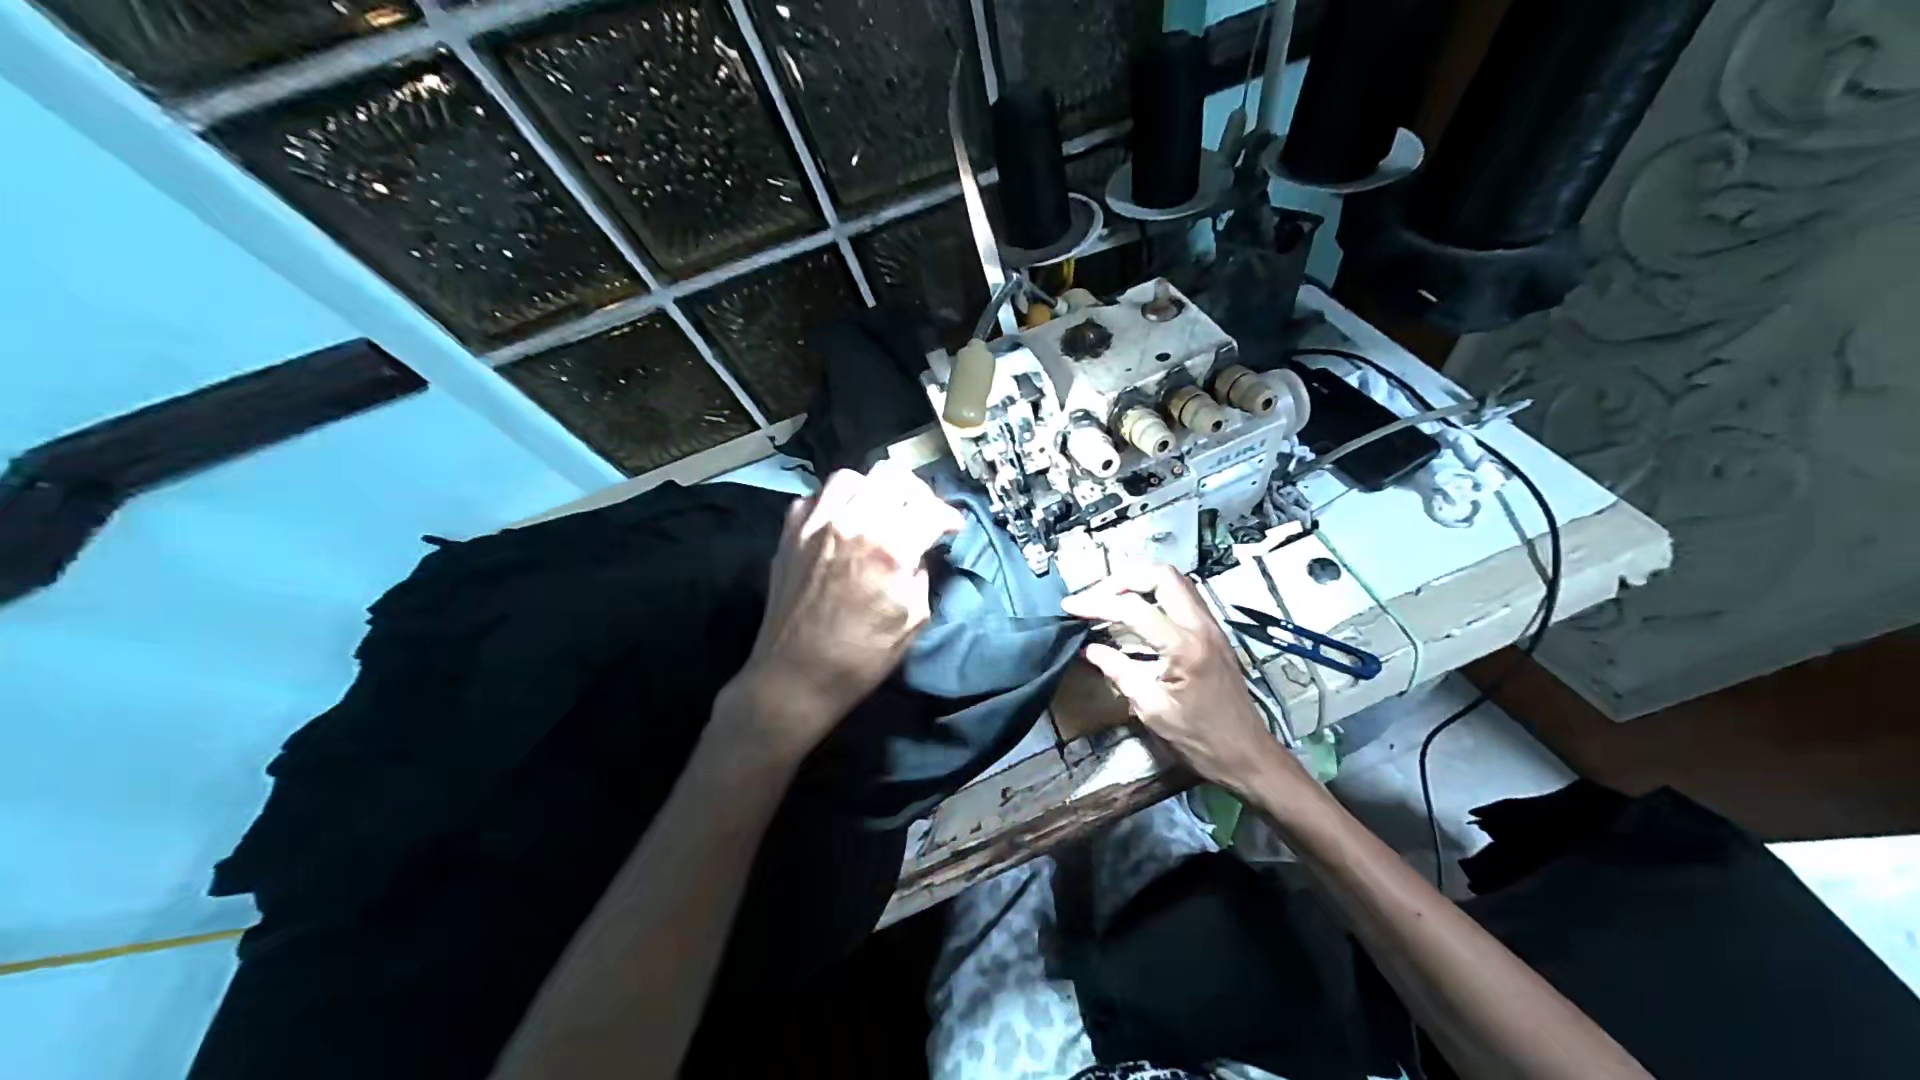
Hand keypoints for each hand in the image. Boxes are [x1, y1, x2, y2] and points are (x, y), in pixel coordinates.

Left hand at [715, 461, 964, 765]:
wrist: (794, 677)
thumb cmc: (859, 659)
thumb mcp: (913, 621)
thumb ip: (920, 576)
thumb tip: (919, 553)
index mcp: (889, 549)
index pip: (930, 509)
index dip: (949, 517)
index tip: (951, 527)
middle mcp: (852, 523)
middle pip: (893, 477)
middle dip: (916, 492)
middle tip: (920, 513)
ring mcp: (815, 523)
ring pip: (853, 477)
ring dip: (874, 489)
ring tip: (880, 511)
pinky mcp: (790, 532)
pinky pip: (817, 497)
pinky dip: (837, 503)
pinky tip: (843, 524)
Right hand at [1060, 563, 1305, 798]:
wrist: (1247, 753)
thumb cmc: (1200, 739)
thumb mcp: (1152, 710)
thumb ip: (1120, 672)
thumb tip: (1090, 648)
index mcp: (1184, 647)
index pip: (1133, 609)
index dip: (1097, 604)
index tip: (1071, 607)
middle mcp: (1201, 626)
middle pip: (1160, 576)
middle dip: (1122, 579)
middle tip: (1095, 596)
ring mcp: (1211, 626)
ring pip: (1175, 580)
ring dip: (1140, 581)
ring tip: (1111, 597)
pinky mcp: (1213, 631)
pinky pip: (1183, 595)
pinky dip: (1155, 592)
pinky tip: (1136, 610)